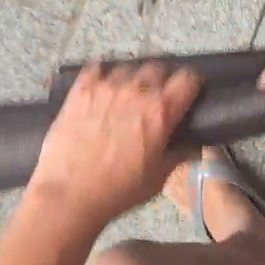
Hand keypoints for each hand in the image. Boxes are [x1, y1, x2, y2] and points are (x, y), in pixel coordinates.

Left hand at [25, 63, 200, 225]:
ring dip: (131, 79)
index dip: (190, 83)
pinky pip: (96, 69)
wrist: (68, 196)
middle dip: (160, 79)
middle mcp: (137, 91)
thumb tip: (195, 145)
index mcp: (161, 111)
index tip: (187, 91)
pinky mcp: (82, 89)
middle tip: (154, 97)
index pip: (187, 78)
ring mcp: (108, 86)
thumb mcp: (158, 178)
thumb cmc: (118, 191)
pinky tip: (100, 88)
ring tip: (125, 95)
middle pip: (157, 68)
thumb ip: (179, 155)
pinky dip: (101, 75)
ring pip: (128, 68)